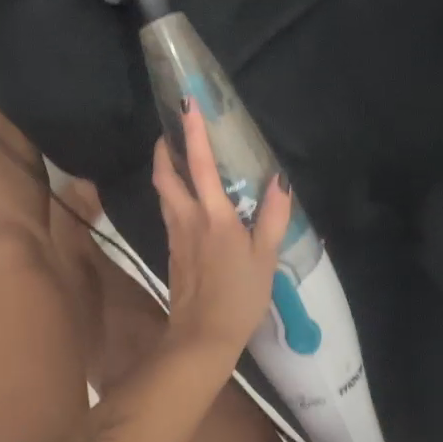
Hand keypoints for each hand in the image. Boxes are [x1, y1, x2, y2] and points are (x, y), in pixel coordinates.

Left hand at [152, 97, 292, 360]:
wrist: (201, 337)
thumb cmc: (239, 296)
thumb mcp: (265, 258)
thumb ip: (273, 217)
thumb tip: (280, 180)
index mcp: (214, 215)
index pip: (199, 163)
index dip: (192, 132)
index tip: (186, 104)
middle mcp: (188, 217)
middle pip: (166, 174)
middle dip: (163, 148)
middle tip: (169, 130)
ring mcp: (176, 234)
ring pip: (163, 192)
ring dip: (164, 169)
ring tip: (173, 157)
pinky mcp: (172, 251)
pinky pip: (169, 212)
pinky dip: (172, 195)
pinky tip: (185, 200)